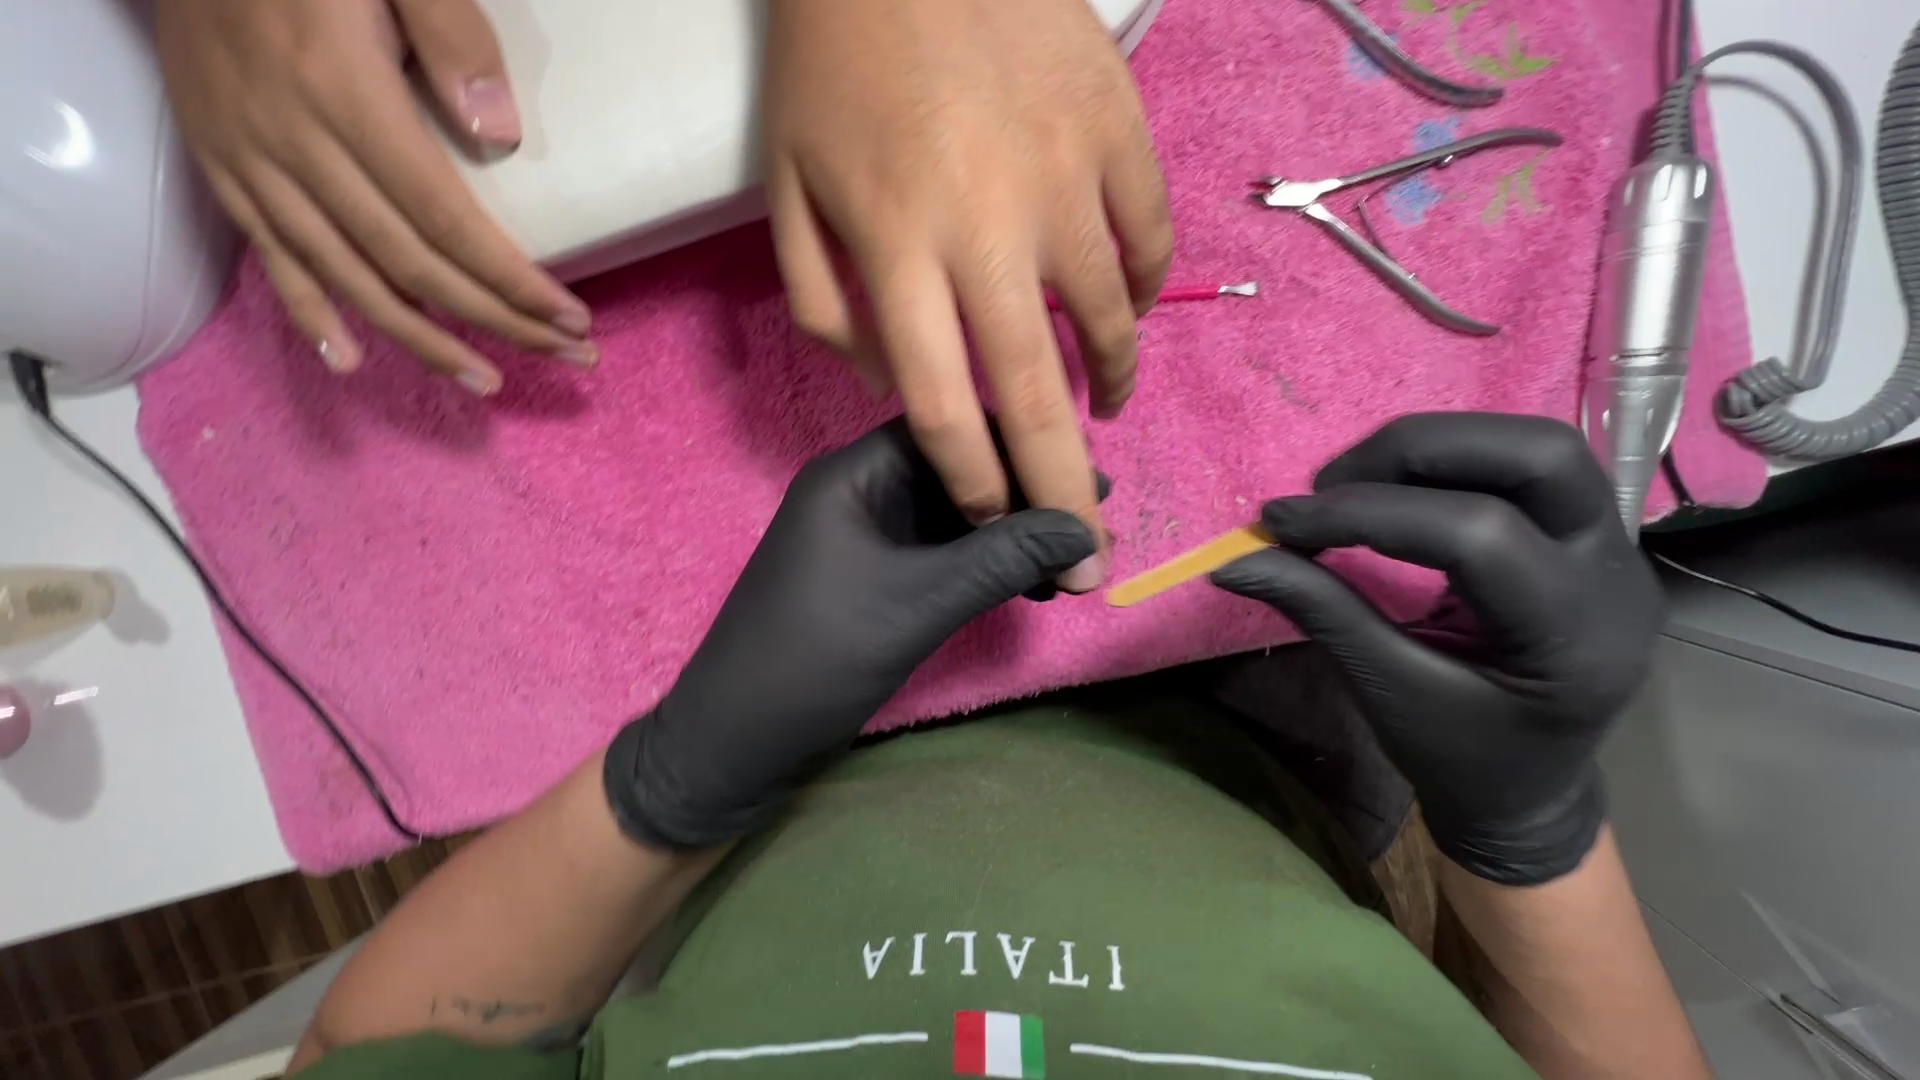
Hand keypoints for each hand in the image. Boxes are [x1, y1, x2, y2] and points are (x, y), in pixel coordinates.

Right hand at [155, 0, 596, 394]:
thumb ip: (452, 40)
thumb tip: (498, 137)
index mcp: (344, 96)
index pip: (449, 221)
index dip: (513, 281)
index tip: (573, 320)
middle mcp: (293, 144)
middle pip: (413, 264)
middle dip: (499, 321)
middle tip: (568, 358)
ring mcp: (249, 162)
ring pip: (348, 277)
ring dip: (423, 341)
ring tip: (486, 382)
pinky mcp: (219, 167)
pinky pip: (267, 255)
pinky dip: (308, 314)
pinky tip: (349, 361)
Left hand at [604, 419, 1100, 849]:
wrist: (736, 742)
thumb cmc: (817, 658)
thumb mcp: (918, 603)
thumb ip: (1002, 559)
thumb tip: (1087, 532)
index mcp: (854, 474)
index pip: (952, 435)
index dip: (1023, 451)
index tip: (1090, 479)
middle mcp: (860, 493)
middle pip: (960, 477)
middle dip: (1027, 503)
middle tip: (1095, 527)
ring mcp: (866, 538)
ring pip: (955, 522)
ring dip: (1012, 540)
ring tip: (1072, 565)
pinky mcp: (874, 580)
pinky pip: (941, 557)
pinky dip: (986, 569)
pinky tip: (1028, 586)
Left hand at [761, 0, 1172, 590]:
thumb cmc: (834, 62)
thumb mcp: (786, 189)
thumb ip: (825, 303)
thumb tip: (890, 384)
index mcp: (898, 248)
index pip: (944, 405)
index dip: (977, 482)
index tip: (1001, 526)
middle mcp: (988, 229)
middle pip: (1036, 392)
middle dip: (1064, 490)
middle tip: (1093, 556)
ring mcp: (1065, 176)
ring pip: (1108, 320)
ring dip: (1109, 385)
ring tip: (1102, 411)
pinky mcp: (1117, 128)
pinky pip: (1149, 236)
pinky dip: (1142, 289)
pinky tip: (1123, 308)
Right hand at [1211, 413, 1665, 884]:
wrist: (1529, 790)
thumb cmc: (1459, 756)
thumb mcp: (1385, 691)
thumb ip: (1319, 612)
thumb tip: (1232, 563)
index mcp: (1574, 638)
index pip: (1475, 535)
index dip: (1365, 515)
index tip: (1278, 524)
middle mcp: (1615, 575)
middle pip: (1536, 455)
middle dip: (1414, 452)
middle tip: (1330, 486)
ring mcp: (1616, 548)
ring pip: (1536, 445)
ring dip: (1430, 448)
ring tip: (1353, 485)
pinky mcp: (1590, 536)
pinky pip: (1522, 468)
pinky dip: (1445, 464)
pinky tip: (1393, 491)